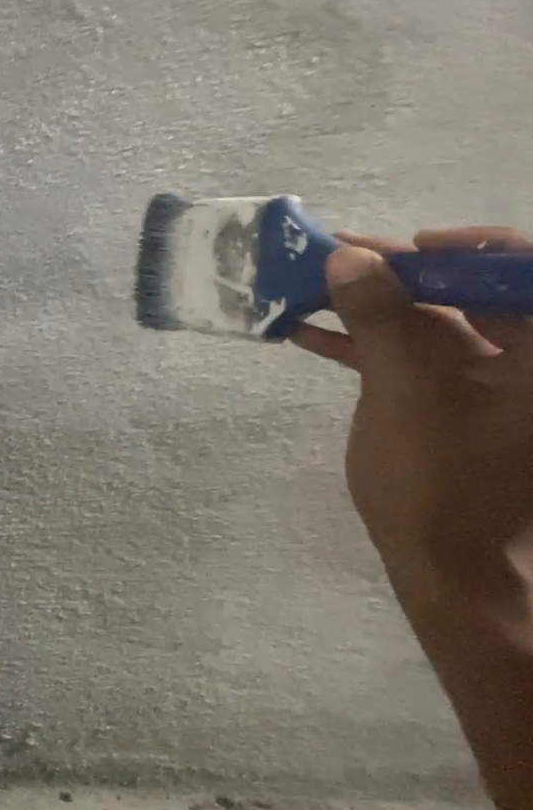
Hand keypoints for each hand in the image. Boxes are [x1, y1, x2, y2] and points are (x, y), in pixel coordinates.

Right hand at [291, 228, 532, 597]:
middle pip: (469, 292)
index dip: (466, 249)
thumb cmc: (444, 481)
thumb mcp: (406, 395)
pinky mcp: (449, 399)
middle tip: (329, 256)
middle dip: (396, 271)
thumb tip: (349, 254)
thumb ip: (382, 322)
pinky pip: (408, 353)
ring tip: (300, 287)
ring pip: (430, 320)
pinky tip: (302, 331)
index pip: (523, 274)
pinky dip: (358, 339)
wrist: (454, 564)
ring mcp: (488, 380)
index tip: (396, 245)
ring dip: (366, 303)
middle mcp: (525, 360)